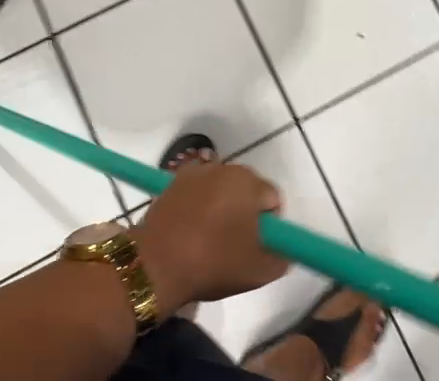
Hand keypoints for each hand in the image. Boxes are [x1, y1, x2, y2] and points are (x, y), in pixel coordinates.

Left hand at [134, 162, 285, 310]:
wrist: (157, 264)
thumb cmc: (213, 262)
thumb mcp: (260, 271)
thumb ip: (281, 256)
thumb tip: (280, 248)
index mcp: (249, 183)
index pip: (273, 199)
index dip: (270, 225)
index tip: (258, 246)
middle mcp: (224, 168)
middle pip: (247, 189)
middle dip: (247, 211)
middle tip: (237, 243)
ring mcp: (196, 172)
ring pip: (222, 188)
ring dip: (222, 205)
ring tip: (211, 237)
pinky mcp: (173, 181)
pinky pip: (198, 190)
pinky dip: (199, 204)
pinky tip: (192, 228)